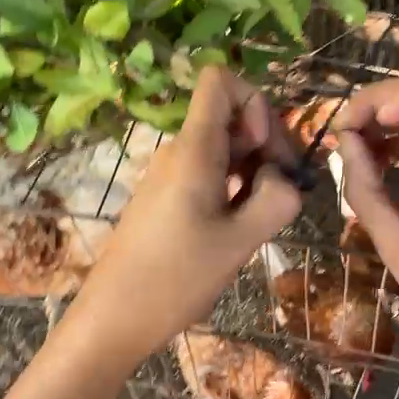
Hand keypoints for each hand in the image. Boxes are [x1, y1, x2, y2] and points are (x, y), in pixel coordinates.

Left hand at [64, 66, 302, 363]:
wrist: (113, 317)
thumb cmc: (175, 278)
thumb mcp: (240, 241)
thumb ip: (276, 200)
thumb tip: (285, 179)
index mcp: (193, 150)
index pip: (220, 81)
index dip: (255, 103)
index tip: (264, 151)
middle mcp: (179, 152)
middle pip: (230, 116)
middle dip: (267, 144)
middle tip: (283, 192)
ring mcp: (170, 176)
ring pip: (223, 149)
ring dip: (253, 171)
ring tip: (264, 217)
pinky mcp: (166, 200)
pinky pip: (209, 174)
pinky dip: (234, 188)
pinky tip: (241, 227)